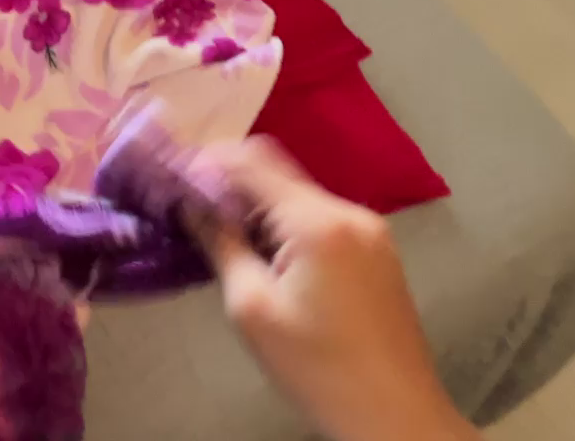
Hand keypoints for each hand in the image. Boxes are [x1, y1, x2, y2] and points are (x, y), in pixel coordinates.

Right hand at [185, 139, 478, 440]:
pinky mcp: (374, 250)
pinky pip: (314, 215)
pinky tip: (263, 252)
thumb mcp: (251, 307)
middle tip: (190, 206)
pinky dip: (281, 222)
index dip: (207, 161)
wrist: (401, 425)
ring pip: (293, 192)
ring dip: (254, 205)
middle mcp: (347, 211)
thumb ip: (219, 242)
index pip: (250, 160)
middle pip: (273, 171)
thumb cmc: (319, 370)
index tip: (173, 177)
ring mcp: (368, 229)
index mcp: (317, 222)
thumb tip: (189, 201)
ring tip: (221, 233)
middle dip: (228, 183)